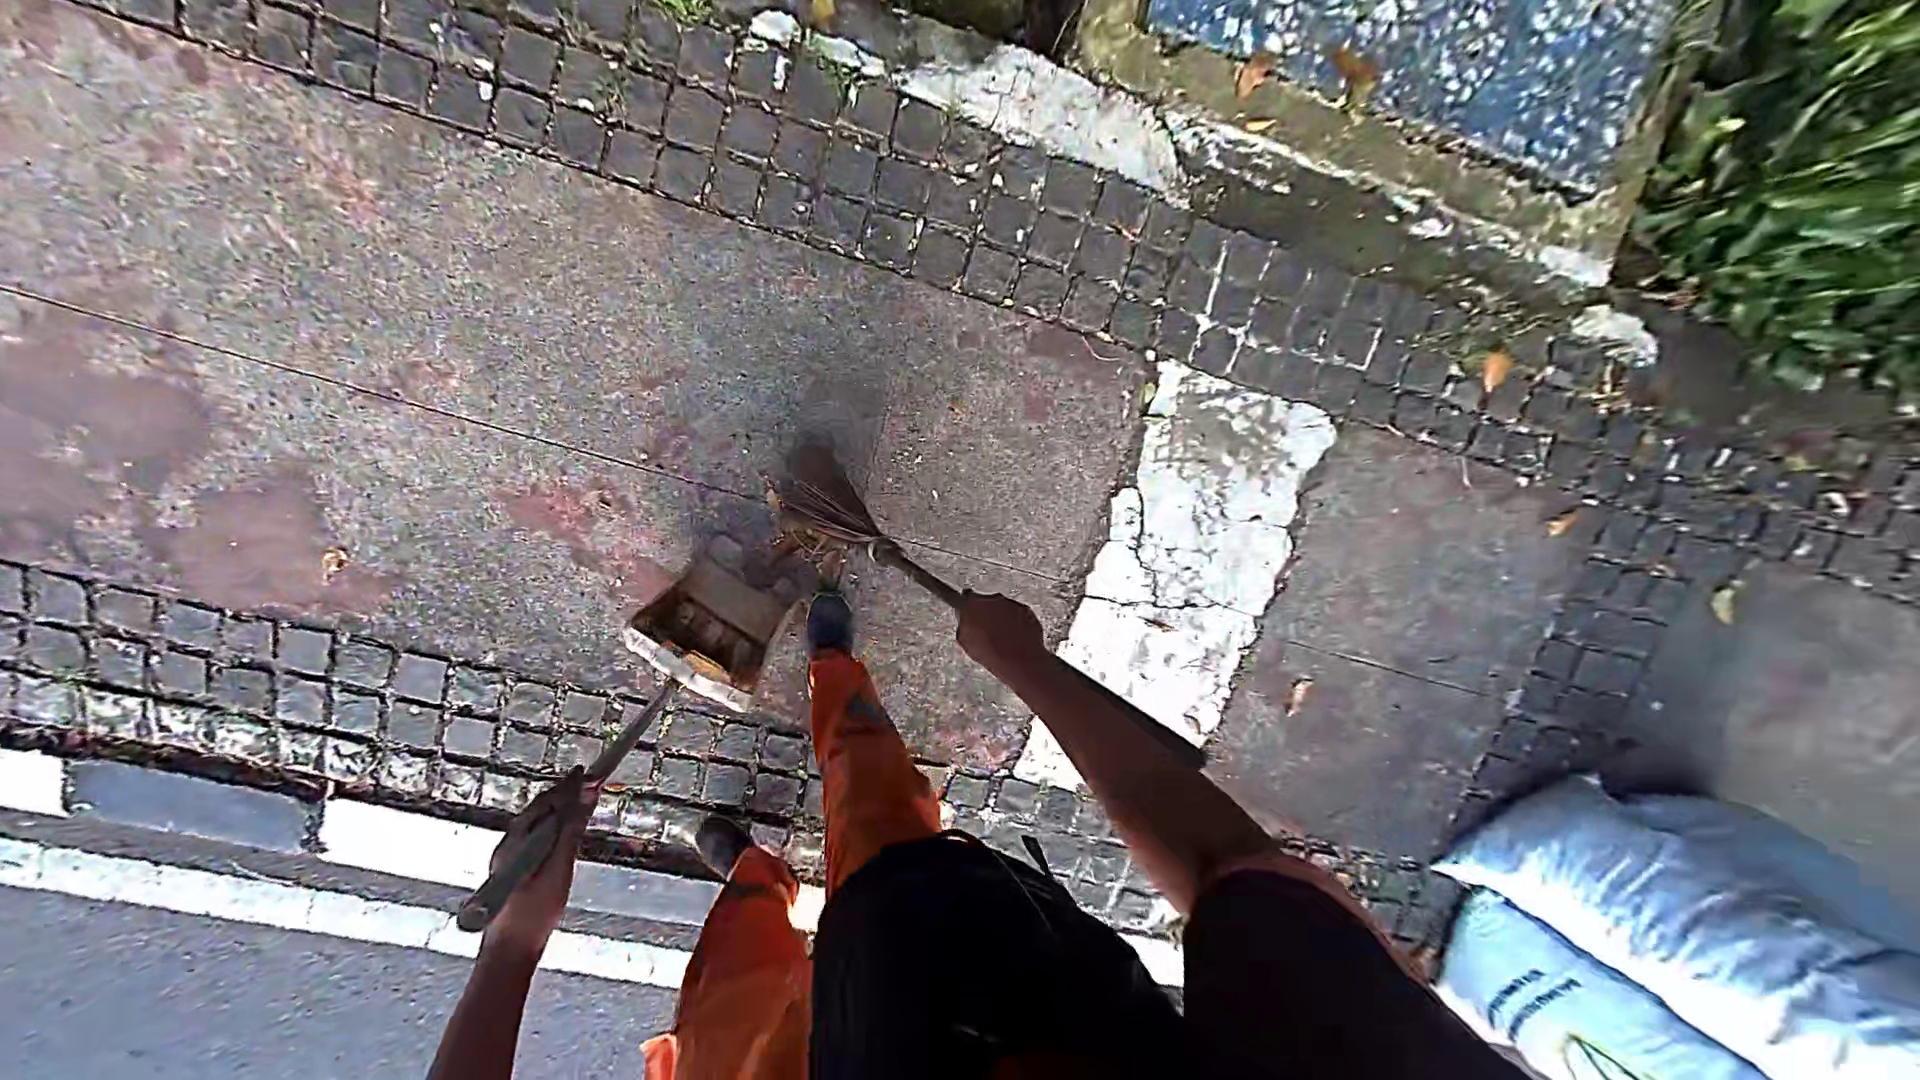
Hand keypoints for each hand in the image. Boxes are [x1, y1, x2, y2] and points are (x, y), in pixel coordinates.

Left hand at [482, 766, 592, 959]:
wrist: (511, 951)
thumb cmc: (536, 910)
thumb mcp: (560, 866)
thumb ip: (571, 830)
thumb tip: (586, 796)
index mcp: (516, 842)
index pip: (545, 803)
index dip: (567, 787)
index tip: (586, 773)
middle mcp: (508, 845)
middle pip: (538, 810)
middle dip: (562, 794)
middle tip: (587, 782)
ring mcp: (509, 858)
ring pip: (536, 823)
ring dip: (559, 808)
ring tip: (580, 799)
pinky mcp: (515, 869)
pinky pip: (536, 836)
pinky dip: (554, 824)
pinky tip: (565, 828)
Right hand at [955, 591, 1047, 675]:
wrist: (1019, 661)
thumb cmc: (991, 654)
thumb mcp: (966, 642)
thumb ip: (964, 624)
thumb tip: (965, 620)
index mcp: (971, 605)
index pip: (958, 597)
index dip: (955, 596)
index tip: (953, 594)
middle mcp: (990, 599)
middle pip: (983, 600)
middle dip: (983, 611)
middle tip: (985, 628)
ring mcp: (1009, 602)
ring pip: (1001, 606)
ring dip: (1000, 615)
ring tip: (1001, 636)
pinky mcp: (1024, 608)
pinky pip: (1016, 611)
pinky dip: (1015, 620)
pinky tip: (1013, 635)